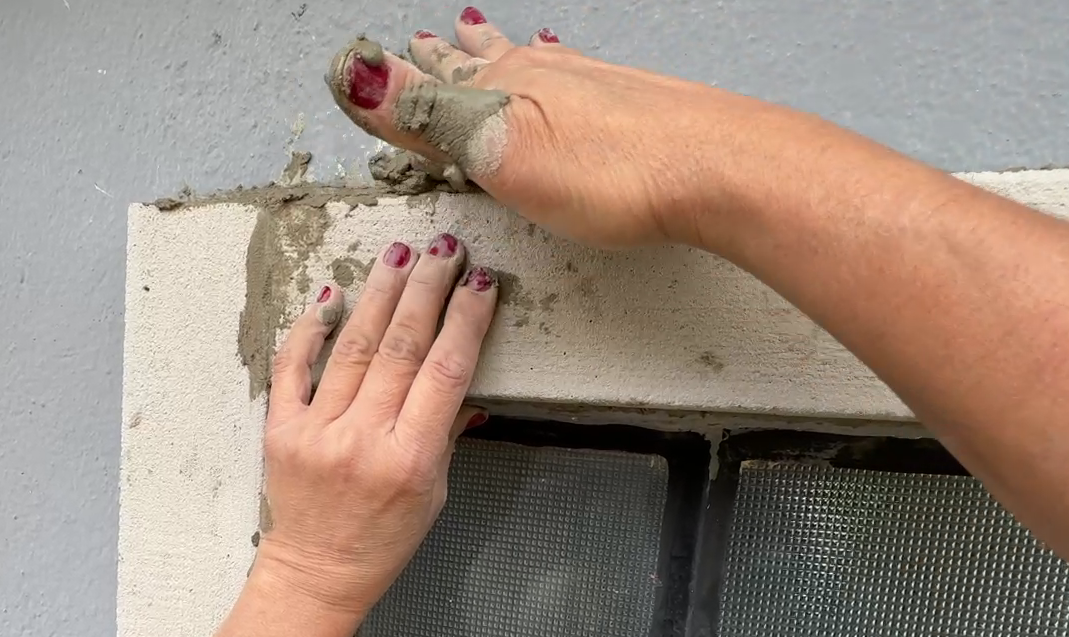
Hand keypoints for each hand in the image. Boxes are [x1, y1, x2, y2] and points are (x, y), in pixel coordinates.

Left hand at [251, 233, 498, 624]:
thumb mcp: (434, 494)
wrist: (317, 571)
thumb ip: (447, 434)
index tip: (482, 281)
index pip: (445, 371)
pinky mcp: (281, 429)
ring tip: (399, 252)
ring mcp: (318, 430)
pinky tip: (330, 295)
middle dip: (427, 288)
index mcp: (412, 458)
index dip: (467, 320)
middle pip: (401, 346)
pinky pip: (294, 367)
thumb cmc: (384, 540)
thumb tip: (466, 378)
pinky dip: (311, 329)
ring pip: (354, 346)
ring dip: (379, 292)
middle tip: (444, 247)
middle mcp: (365, 438)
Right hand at [327, 9, 743, 247]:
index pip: (435, 83)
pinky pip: (568, 71)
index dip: (402, 82)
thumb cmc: (608, 170)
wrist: (713, 168)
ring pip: (524, 59)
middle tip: (428, 42)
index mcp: (502, 90)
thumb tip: (354, 75)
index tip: (373, 70)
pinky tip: (561, 59)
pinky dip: (549, 61)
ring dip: (494, 51)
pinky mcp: (623, 104)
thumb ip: (429, 114)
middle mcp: (542, 75)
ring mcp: (585, 85)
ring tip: (477, 34)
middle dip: (447, 57)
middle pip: (480, 61)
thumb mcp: (499, 149)